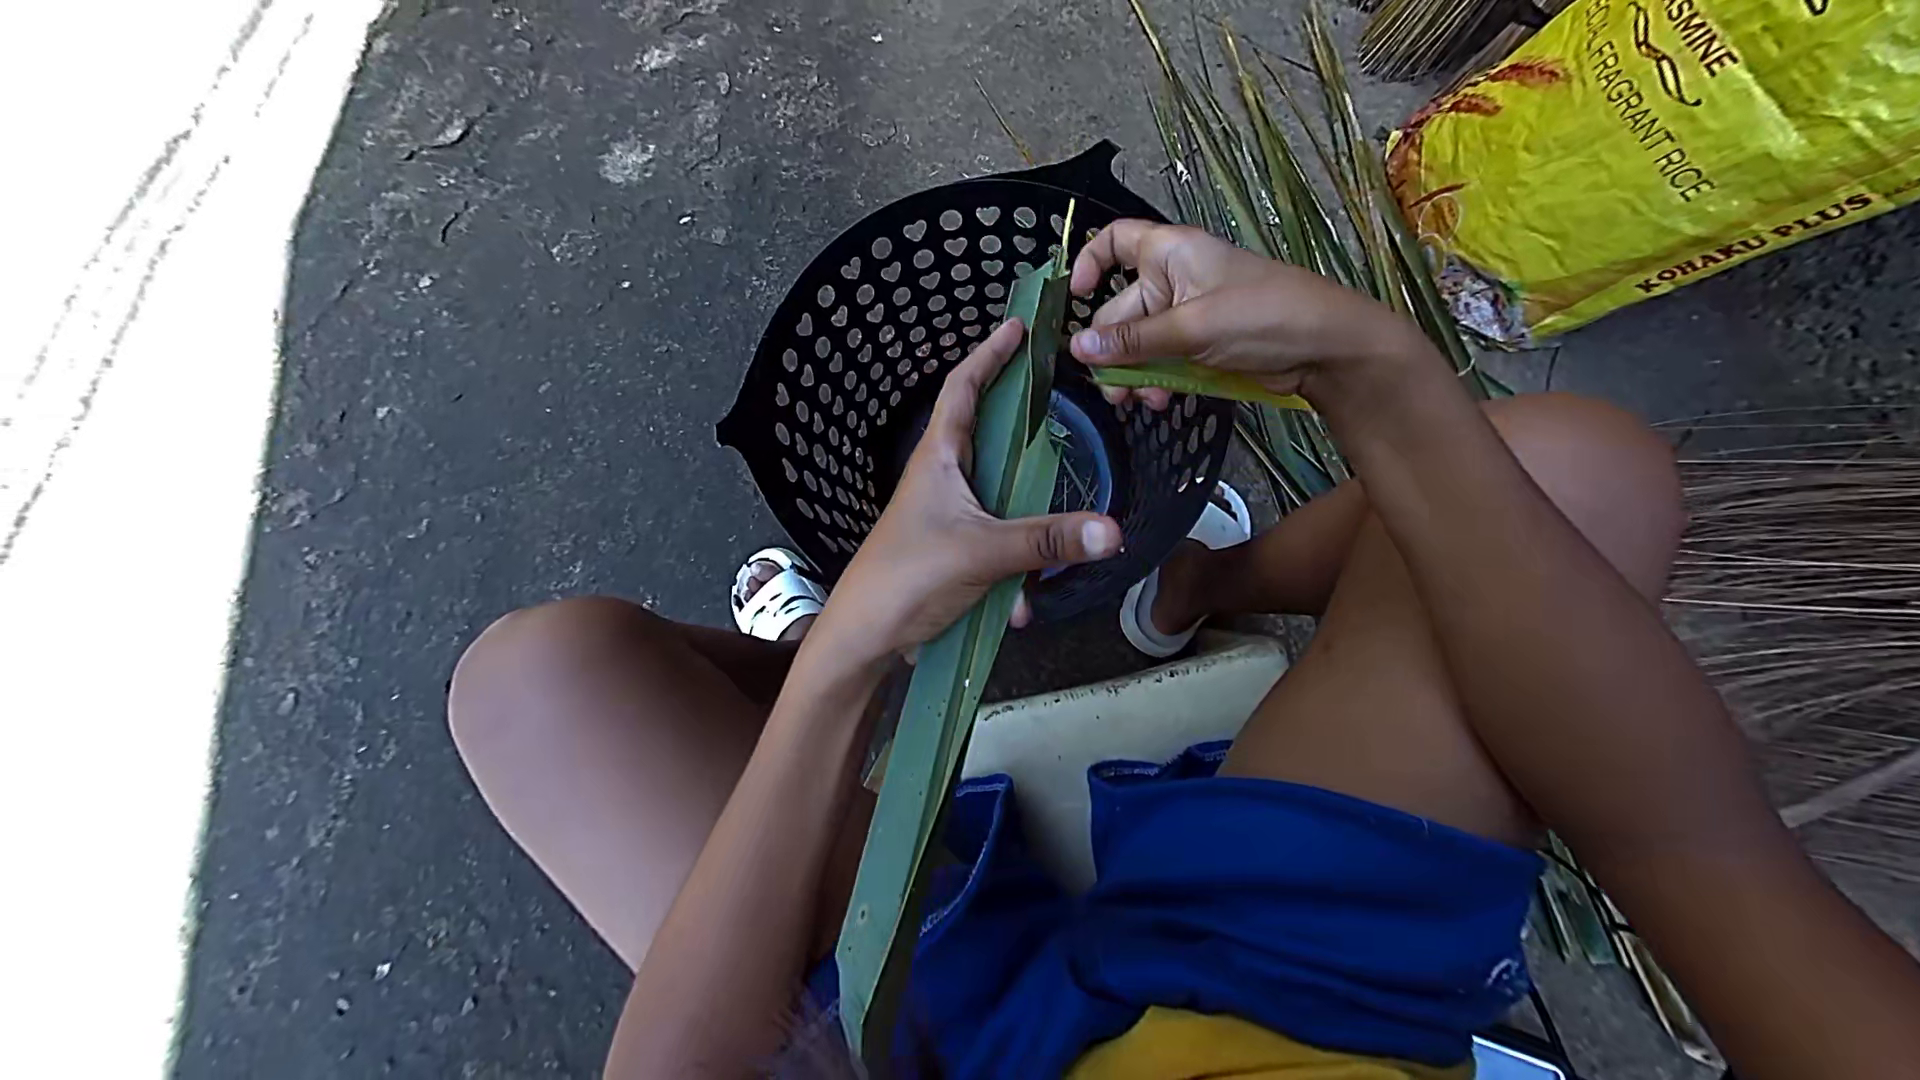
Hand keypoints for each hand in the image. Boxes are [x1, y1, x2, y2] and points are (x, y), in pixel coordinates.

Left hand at [808, 319, 1122, 666]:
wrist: (865, 636)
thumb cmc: (906, 577)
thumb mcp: (982, 552)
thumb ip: (1046, 541)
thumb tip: (1112, 531)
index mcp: (938, 459)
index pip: (962, 388)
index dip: (988, 356)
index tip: (1016, 328)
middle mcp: (943, 479)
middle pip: (990, 439)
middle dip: (1025, 437)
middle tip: (1058, 422)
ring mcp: (948, 516)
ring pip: (1002, 502)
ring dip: (1027, 530)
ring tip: (1041, 565)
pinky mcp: (954, 550)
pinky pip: (997, 547)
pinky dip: (1012, 572)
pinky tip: (1016, 607)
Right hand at [1067, 220, 1433, 408]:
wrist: (1324, 348)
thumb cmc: (1262, 316)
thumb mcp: (1191, 327)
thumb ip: (1132, 340)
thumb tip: (1077, 348)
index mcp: (1170, 254)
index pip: (1116, 241)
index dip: (1090, 262)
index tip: (1075, 298)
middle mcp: (1172, 280)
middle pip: (1119, 310)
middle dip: (1112, 350)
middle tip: (1112, 389)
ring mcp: (1184, 315)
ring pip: (1136, 344)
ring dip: (1131, 373)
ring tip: (1138, 402)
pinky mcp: (1196, 346)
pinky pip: (1159, 361)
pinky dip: (1154, 381)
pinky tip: (1161, 401)